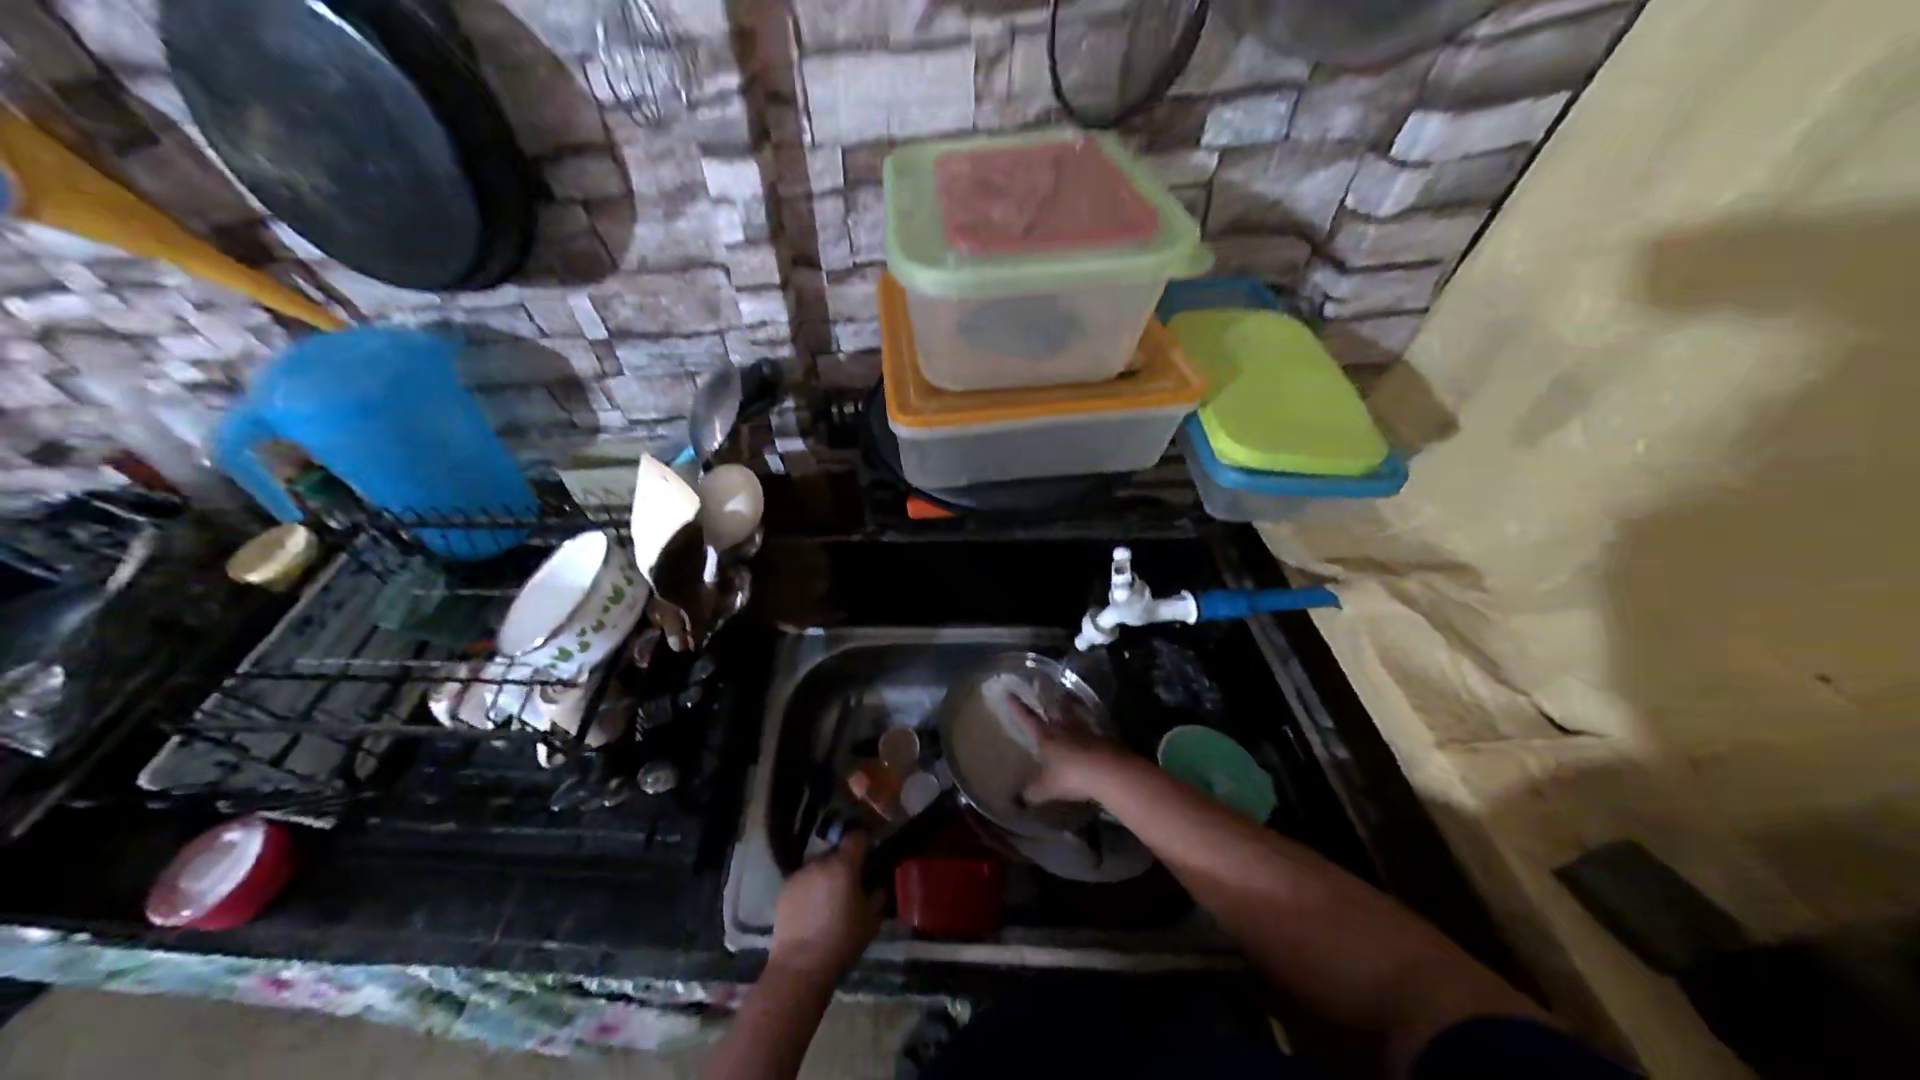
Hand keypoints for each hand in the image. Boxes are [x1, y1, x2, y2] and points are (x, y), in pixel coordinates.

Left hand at [769, 832, 885, 980]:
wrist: (800, 965)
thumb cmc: (842, 940)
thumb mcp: (872, 920)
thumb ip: (879, 894)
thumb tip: (880, 882)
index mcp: (844, 865)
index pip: (856, 837)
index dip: (864, 844)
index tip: (868, 858)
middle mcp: (820, 862)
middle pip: (836, 853)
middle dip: (844, 865)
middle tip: (849, 886)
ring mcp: (799, 874)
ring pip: (818, 866)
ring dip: (826, 876)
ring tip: (828, 901)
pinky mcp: (784, 888)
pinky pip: (803, 879)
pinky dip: (809, 887)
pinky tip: (811, 910)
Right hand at [1008, 698, 1136, 806]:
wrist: (1107, 770)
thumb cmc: (1070, 776)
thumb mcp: (1046, 788)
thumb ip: (1032, 793)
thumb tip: (1017, 800)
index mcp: (1046, 737)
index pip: (1028, 719)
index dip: (1018, 708)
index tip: (1010, 693)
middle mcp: (1064, 730)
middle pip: (1056, 710)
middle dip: (1051, 700)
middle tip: (1048, 688)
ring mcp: (1086, 733)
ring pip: (1076, 716)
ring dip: (1072, 708)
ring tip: (1070, 701)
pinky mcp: (1104, 740)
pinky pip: (1093, 731)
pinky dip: (1090, 729)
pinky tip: (1091, 732)